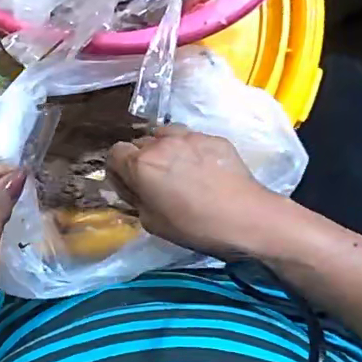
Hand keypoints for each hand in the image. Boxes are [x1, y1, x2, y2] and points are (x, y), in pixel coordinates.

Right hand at [107, 125, 315, 259]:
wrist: (247, 219)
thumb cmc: (193, 226)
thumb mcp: (151, 222)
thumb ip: (135, 198)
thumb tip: (133, 187)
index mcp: (140, 164)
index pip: (114, 153)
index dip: (118, 169)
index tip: (129, 184)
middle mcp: (161, 144)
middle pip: (138, 143)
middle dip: (140, 159)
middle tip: (154, 181)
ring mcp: (189, 137)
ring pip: (164, 135)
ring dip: (163, 149)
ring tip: (176, 168)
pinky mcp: (214, 138)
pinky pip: (191, 139)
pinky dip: (189, 150)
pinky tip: (202, 169)